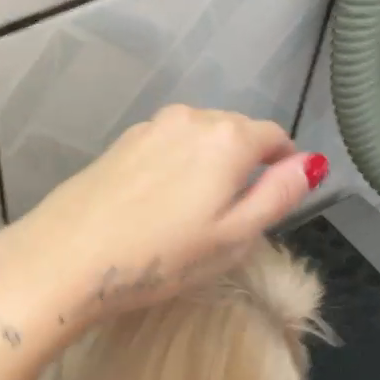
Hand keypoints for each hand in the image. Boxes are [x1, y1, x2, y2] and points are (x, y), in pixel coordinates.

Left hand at [0, 106, 326, 338]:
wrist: (67, 259)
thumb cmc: (159, 258)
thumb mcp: (233, 238)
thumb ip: (278, 196)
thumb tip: (311, 164)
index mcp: (228, 138)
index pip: (275, 138)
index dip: (282, 168)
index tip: (274, 201)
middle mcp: (190, 119)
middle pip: (235, 135)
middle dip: (242, 167)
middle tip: (228, 221)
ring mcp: (149, 129)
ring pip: (197, 142)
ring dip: (205, 169)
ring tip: (188, 219)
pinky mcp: (118, 146)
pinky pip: (164, 151)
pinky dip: (172, 172)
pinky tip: (154, 210)